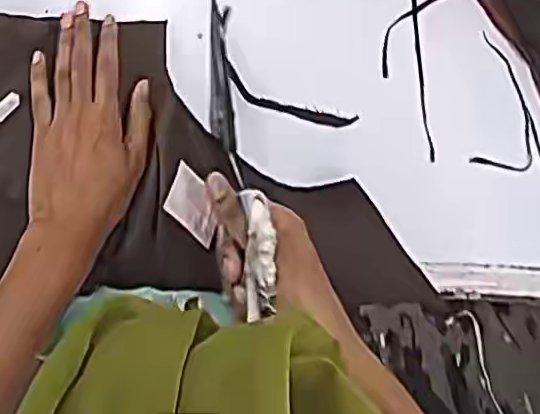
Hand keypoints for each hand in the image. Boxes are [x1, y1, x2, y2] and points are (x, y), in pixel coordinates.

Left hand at [26, 2, 152, 261]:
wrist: (66, 224)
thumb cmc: (102, 198)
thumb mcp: (134, 161)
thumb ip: (139, 120)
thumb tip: (141, 90)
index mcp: (105, 116)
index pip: (108, 68)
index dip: (109, 41)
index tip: (109, 23)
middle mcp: (80, 112)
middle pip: (82, 62)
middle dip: (83, 31)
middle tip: (82, 8)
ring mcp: (58, 119)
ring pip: (61, 72)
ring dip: (63, 43)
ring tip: (65, 21)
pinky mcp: (41, 132)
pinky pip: (39, 96)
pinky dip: (38, 74)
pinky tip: (38, 57)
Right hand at [206, 171, 351, 339]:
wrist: (324, 359)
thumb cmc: (306, 306)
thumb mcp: (264, 253)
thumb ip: (235, 216)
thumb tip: (215, 180)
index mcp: (282, 222)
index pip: (240, 206)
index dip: (229, 227)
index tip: (232, 249)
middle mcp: (279, 242)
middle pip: (235, 239)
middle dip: (232, 263)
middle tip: (240, 278)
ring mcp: (275, 271)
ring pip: (236, 268)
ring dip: (236, 287)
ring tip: (250, 302)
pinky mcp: (272, 296)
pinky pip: (244, 291)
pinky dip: (243, 303)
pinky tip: (252, 314)